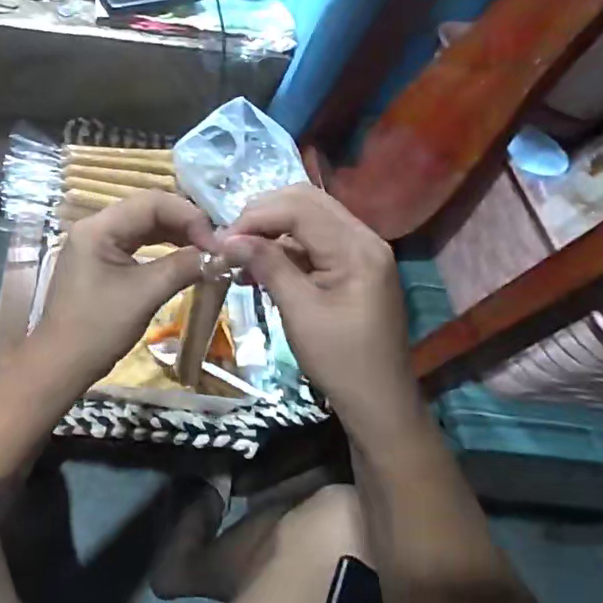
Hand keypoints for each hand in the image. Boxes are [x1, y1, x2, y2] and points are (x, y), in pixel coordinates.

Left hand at [31, 191, 216, 393]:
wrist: (61, 364)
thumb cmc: (98, 329)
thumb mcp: (144, 294)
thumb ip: (183, 267)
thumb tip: (221, 255)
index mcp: (98, 227)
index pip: (152, 202)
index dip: (189, 216)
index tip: (216, 243)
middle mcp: (95, 227)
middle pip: (148, 210)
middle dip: (185, 223)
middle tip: (216, 246)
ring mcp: (96, 243)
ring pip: (144, 226)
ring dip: (176, 235)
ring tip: (207, 251)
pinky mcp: (101, 260)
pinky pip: (136, 243)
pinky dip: (163, 248)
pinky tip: (185, 258)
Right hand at [218, 184, 410, 415]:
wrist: (378, 402)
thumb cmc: (340, 359)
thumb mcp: (299, 310)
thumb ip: (268, 265)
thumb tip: (228, 239)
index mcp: (357, 248)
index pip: (300, 208)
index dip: (256, 217)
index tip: (224, 241)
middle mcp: (364, 238)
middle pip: (306, 201)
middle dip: (263, 214)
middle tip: (231, 240)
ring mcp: (360, 250)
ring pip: (308, 215)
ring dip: (270, 227)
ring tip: (239, 253)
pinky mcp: (352, 264)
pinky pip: (313, 238)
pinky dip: (283, 245)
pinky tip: (257, 266)